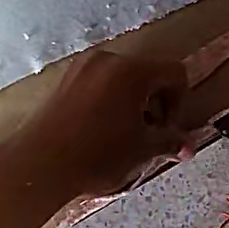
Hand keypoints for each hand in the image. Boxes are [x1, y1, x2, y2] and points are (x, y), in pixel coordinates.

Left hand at [24, 49, 193, 196]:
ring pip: (124, 78)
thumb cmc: (96, 155)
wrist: (40, 166)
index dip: (181, 101)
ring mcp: (82, 68)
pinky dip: (112, 100)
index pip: (175, 73)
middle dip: (157, 102)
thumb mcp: (142, 149)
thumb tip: (188, 147)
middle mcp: (107, 61)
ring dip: (135, 102)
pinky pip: (101, 83)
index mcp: (132, 72)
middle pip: (149, 73)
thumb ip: (170, 142)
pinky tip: (104, 130)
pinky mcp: (65, 81)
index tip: (169, 127)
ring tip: (128, 133)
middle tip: (152, 132)